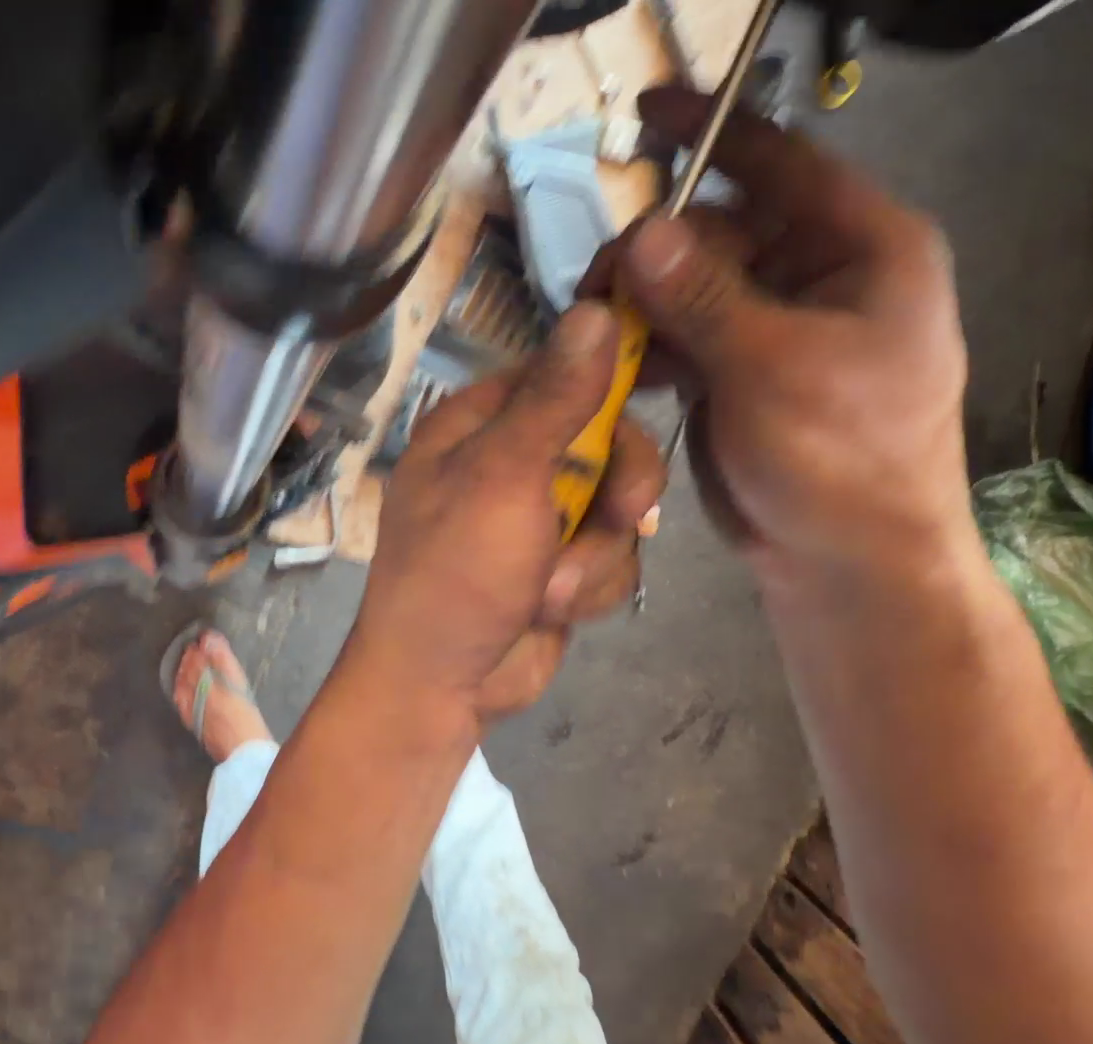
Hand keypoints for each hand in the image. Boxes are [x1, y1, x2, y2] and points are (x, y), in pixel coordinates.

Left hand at [343, 304, 664, 720]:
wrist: (439, 683)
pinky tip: (551, 611)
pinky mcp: (558, 567)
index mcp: (477, 425)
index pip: (561, 372)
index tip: (654, 395)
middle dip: (615, 489)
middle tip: (620, 515)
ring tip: (549, 591)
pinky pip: (609, 559)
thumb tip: (596, 310)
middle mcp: (507, 463)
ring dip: (592, 558)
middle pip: (605, 442)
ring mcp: (535, 519)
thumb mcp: (504, 476)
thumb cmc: (456, 571)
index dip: (609, 385)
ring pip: (615, 509)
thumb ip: (555, 400)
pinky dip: (589, 589)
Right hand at [581, 86, 973, 587]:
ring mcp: (772, 328)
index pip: (782, 163)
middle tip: (599, 289)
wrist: (845, 559)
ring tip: (599, 330)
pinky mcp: (737, 373)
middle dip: (654, 252)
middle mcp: (817, 276)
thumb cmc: (839, 456)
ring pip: (689, 286)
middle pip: (717, 231)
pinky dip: (648, 344)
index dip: (715, 132)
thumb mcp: (772, 367)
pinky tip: (620, 364)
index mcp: (861, 250)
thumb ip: (702, 296)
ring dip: (641, 302)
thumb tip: (638, 232)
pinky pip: (681, 336)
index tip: (648, 109)